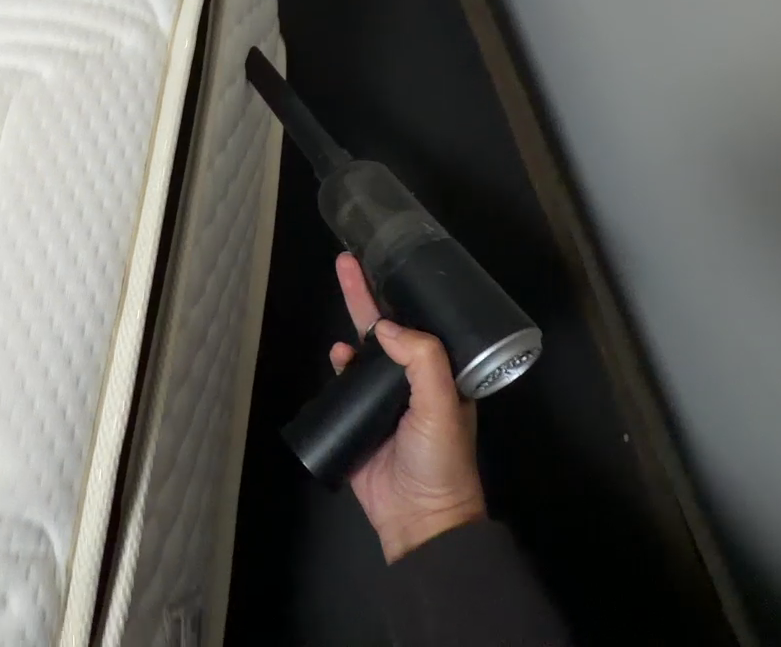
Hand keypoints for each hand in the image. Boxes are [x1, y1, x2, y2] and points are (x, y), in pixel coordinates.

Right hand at [328, 252, 487, 562]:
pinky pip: (346, 382)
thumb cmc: (440, 460)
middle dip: (367, 294)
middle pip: (386, 329)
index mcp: (441, 376)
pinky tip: (337, 354)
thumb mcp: (442, 406)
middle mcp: (412, 381)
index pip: (421, 325)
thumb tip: (384, 326)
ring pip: (364, 351)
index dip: (404, 295)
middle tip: (347, 260)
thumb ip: (421, 361)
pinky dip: (341, 364)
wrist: (416, 519)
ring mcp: (384, 398)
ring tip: (342, 291)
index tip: (388, 263)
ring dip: (353, 325)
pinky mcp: (359, 416)